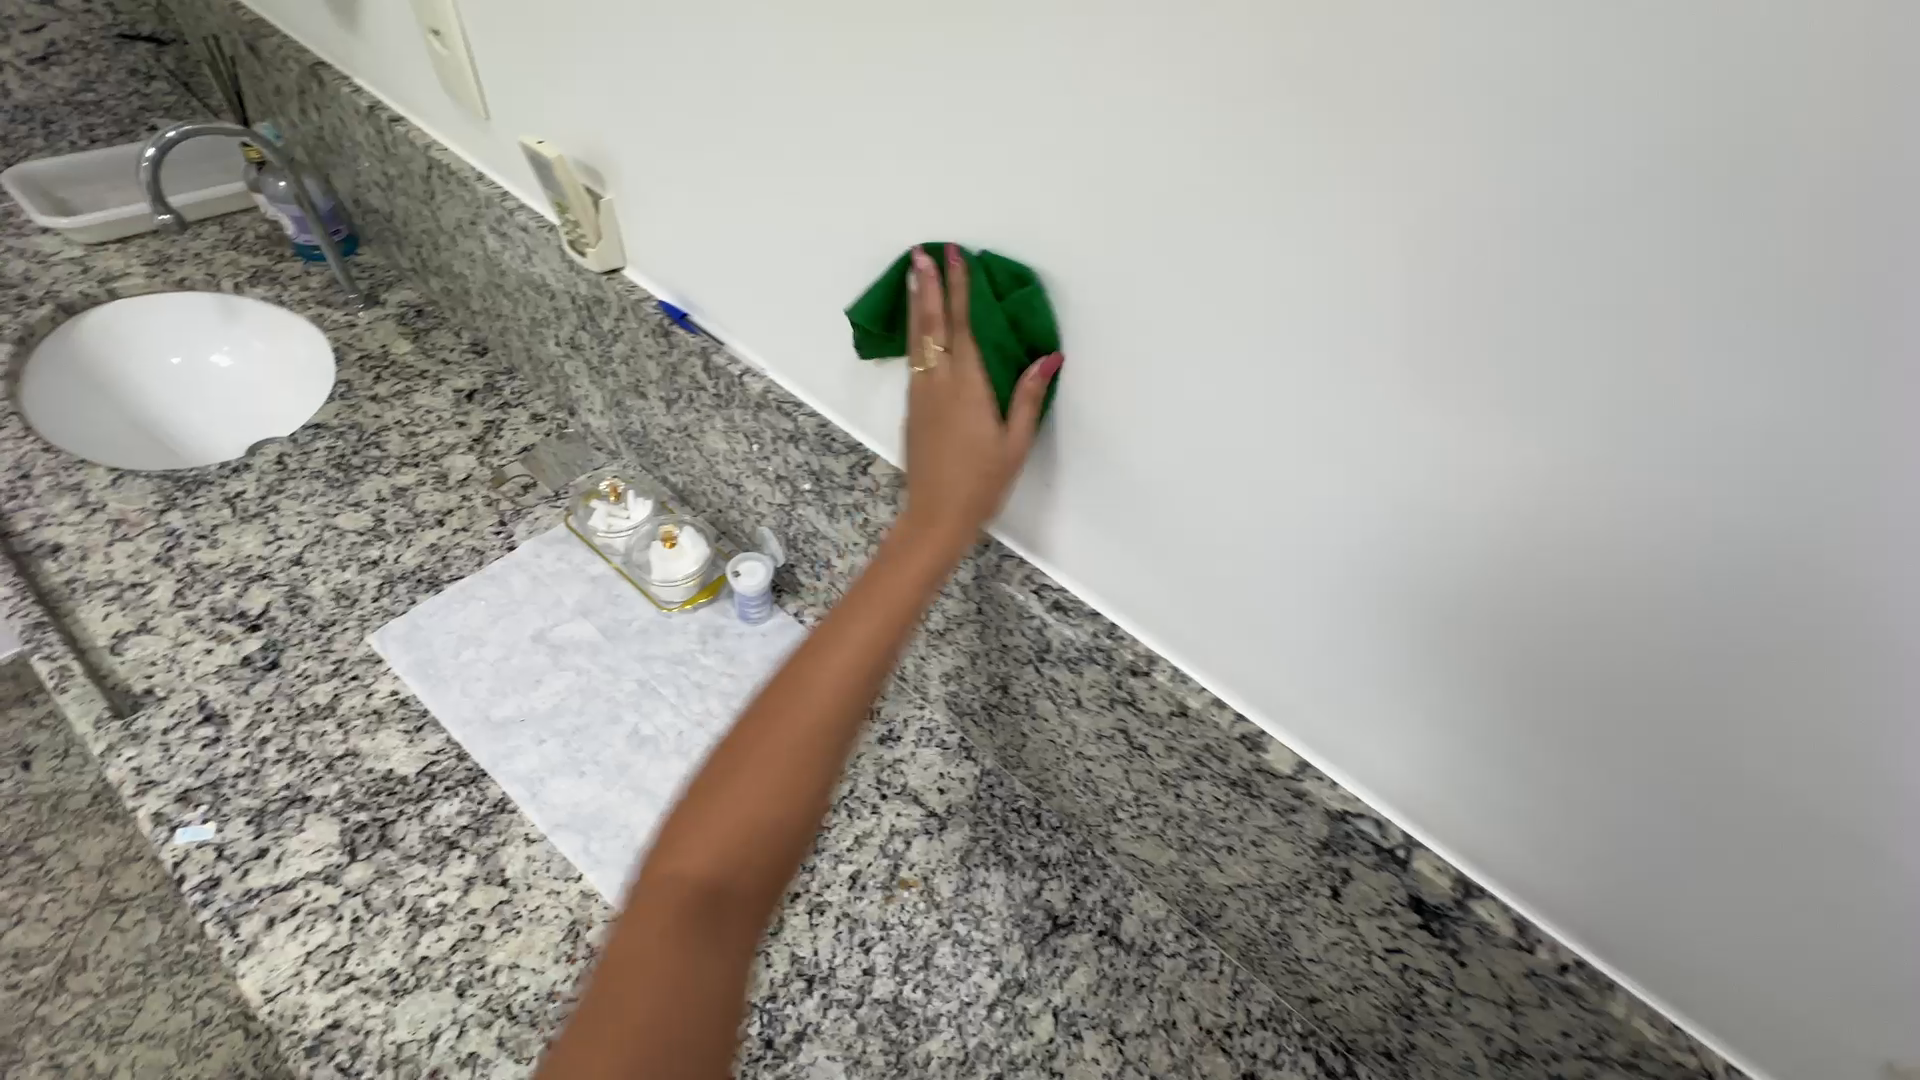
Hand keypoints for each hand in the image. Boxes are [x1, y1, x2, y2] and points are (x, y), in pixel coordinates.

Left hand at [899, 244, 1062, 553]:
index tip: (956, 256)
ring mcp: (920, 396)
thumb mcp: (1016, 444)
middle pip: (932, 326)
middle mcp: (938, 384)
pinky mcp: (911, 410)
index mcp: (967, 387)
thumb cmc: (982, 483)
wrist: (935, 515)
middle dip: (929, 286)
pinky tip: (919, 331)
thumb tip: (1049, 358)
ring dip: (917, 307)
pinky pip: (914, 362)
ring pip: (917, 342)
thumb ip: (1029, 397)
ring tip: (914, 278)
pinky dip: (916, 336)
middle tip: (920, 253)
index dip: (960, 289)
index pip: (963, 326)